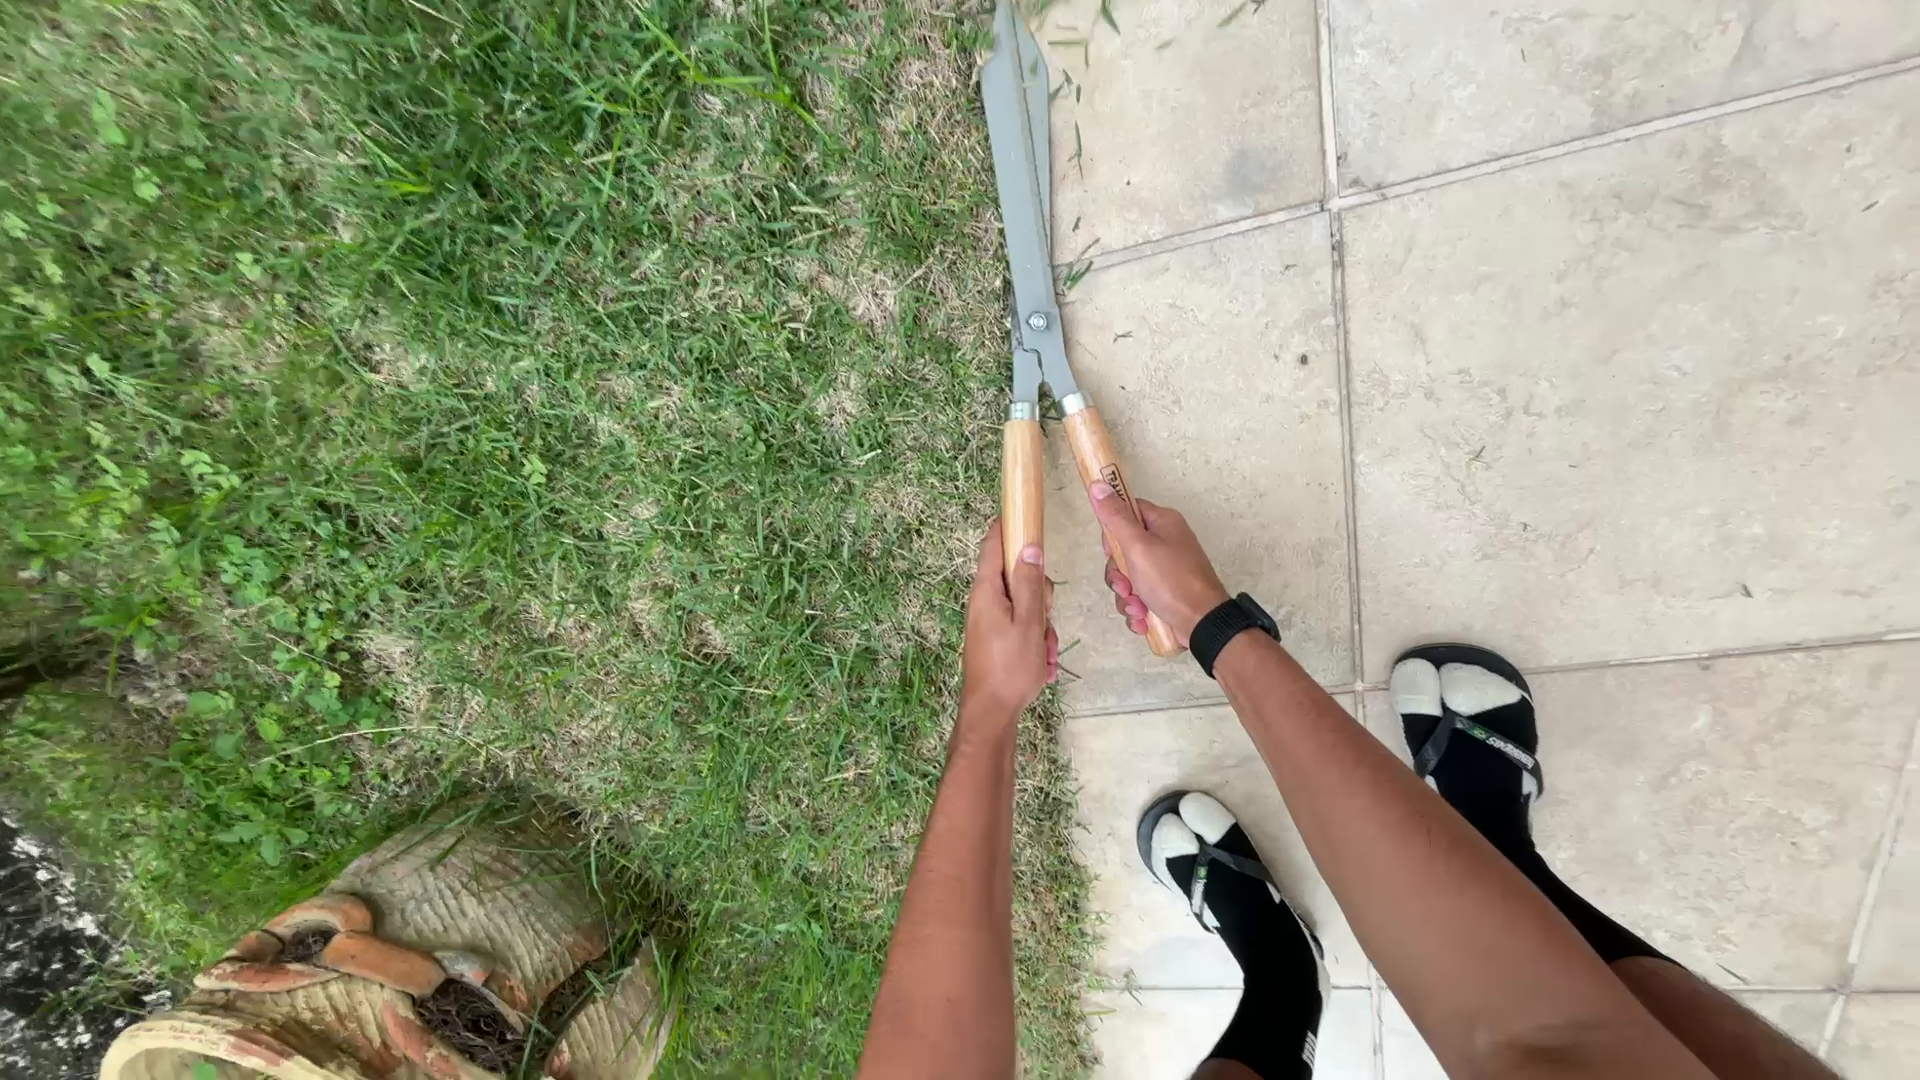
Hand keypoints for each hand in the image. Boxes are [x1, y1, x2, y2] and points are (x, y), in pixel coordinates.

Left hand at [959, 519, 1058, 719]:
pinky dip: (1035, 643)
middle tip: (1046, 620)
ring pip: (1025, 608)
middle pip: (1017, 578)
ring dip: (1042, 628)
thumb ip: (1030, 584)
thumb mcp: (1028, 622)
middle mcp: (984, 603)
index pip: (993, 546)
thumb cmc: (1010, 668)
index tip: (1022, 512)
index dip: (1007, 526)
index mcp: (986, 592)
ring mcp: (989, 623)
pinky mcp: (996, 641)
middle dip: (1040, 598)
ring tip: (1044, 653)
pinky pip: (1022, 630)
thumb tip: (1029, 547)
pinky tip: (1040, 665)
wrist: (991, 715)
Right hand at [1088, 483, 1230, 645]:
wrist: (1202, 623)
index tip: (1111, 550)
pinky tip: (1142, 619)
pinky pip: (1139, 595)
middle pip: (1124, 548)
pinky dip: (1136, 608)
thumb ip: (1115, 517)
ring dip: (1126, 595)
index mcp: (1163, 523)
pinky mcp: (1165, 592)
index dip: (1113, 530)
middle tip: (1126, 585)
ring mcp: (1166, 569)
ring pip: (1128, 576)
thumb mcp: (1137, 546)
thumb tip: (1098, 484)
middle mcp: (1166, 542)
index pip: (1127, 512)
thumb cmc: (1171, 581)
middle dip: (1119, 573)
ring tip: (1137, 608)